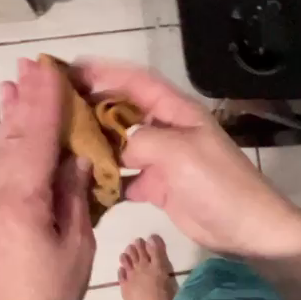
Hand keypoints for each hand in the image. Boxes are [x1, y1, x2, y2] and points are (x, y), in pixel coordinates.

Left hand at [0, 58, 96, 299]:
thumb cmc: (53, 298)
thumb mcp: (77, 246)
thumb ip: (73, 196)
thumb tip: (74, 157)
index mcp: (20, 205)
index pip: (36, 142)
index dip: (45, 104)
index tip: (50, 70)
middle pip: (12, 141)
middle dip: (24, 100)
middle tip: (32, 63)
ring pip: (1, 154)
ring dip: (12, 117)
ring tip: (16, 81)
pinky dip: (8, 145)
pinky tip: (11, 128)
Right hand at [72, 59, 300, 259]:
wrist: (247, 229)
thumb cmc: (218, 184)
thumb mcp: (178, 153)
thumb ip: (140, 140)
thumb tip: (114, 145)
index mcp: (177, 111)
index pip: (136, 81)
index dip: (104, 72)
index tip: (69, 70)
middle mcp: (167, 129)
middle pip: (123, 110)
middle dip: (91, 106)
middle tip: (53, 108)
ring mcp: (162, 158)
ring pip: (120, 144)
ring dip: (94, 143)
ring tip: (58, 142)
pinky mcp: (159, 186)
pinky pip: (125, 177)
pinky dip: (105, 179)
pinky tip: (79, 181)